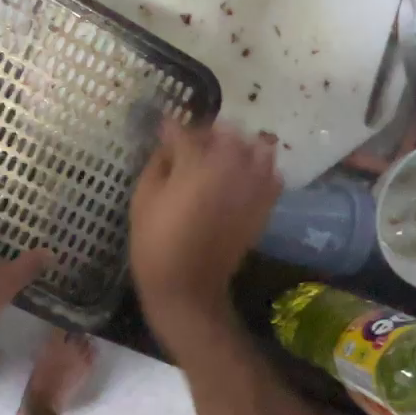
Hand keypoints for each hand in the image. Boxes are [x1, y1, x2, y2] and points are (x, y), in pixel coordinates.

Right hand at [129, 120, 281, 334]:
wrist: (187, 286)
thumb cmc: (155, 242)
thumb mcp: (143, 198)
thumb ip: (159, 162)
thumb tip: (169, 144)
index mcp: (196, 163)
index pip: (185, 132)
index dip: (172, 129)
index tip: (164, 130)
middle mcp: (232, 166)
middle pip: (228, 132)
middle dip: (209, 134)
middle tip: (193, 146)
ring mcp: (254, 185)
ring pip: (258, 147)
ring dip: (241, 147)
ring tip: (224, 160)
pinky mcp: (265, 204)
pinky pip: (272, 174)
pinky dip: (260, 170)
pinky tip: (243, 181)